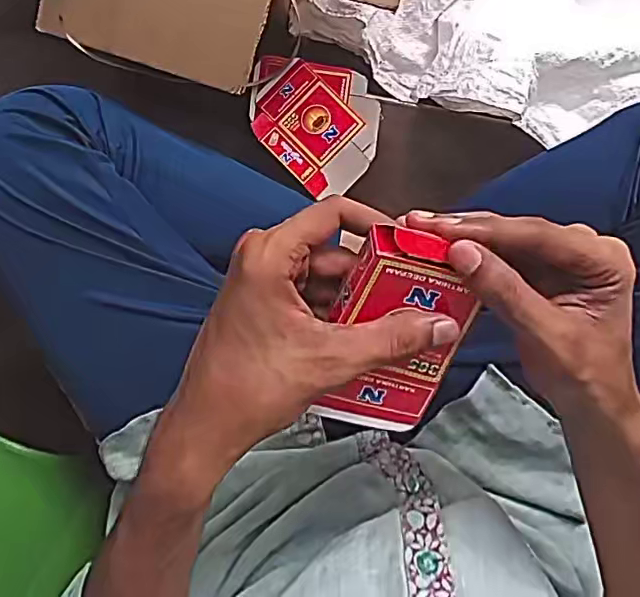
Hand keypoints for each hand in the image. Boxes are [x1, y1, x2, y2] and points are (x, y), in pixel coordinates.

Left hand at [159, 198, 464, 478]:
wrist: (204, 427)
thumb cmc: (246, 387)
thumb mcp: (329, 358)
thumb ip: (389, 339)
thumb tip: (435, 324)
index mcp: (270, 252)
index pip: (334, 213)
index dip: (375, 222)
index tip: (405, 243)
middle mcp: (264, 256)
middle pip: (334, 250)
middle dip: (374, 274)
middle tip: (412, 292)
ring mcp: (263, 279)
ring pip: (326, 276)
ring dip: (360, 298)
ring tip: (398, 320)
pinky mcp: (266, 301)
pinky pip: (313, 294)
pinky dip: (340, 312)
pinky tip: (367, 336)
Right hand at [406, 211, 639, 417]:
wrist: (592, 407)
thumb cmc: (585, 378)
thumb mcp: (546, 337)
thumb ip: (506, 291)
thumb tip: (461, 251)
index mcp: (601, 258)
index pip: (536, 234)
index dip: (485, 230)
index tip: (442, 228)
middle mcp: (584, 246)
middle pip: (516, 231)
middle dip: (467, 229)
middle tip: (421, 223)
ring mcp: (561, 253)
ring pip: (503, 237)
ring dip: (462, 236)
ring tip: (422, 230)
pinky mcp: (539, 264)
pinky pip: (500, 251)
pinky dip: (470, 252)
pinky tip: (440, 246)